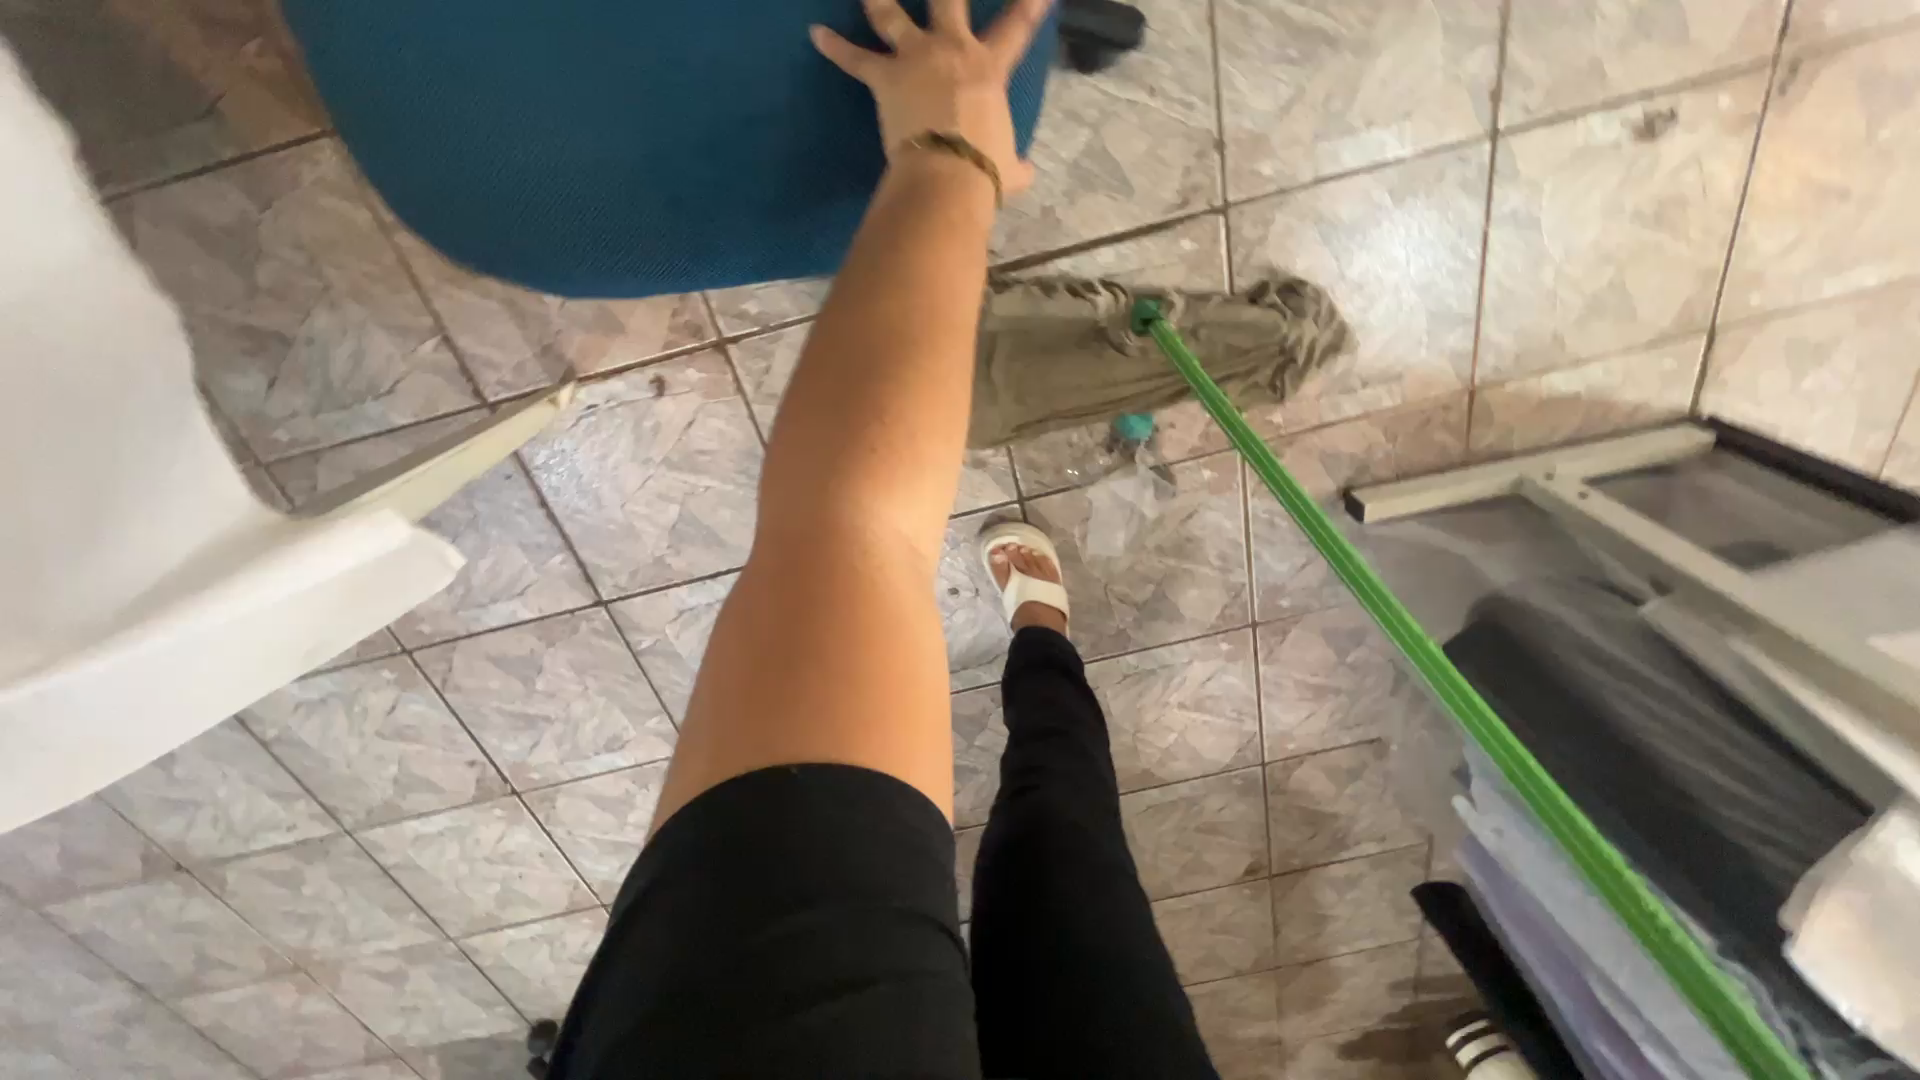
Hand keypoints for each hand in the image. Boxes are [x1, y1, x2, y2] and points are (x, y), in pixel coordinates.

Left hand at [811, 0, 1052, 196]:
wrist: (949, 175)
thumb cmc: (984, 170)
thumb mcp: (1009, 168)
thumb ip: (1016, 166)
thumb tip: (1025, 173)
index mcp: (989, 70)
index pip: (1015, 29)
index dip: (1028, 6)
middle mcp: (952, 51)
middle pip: (947, 0)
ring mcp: (916, 59)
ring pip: (889, 13)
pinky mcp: (885, 78)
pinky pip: (855, 60)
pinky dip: (834, 47)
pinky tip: (815, 34)